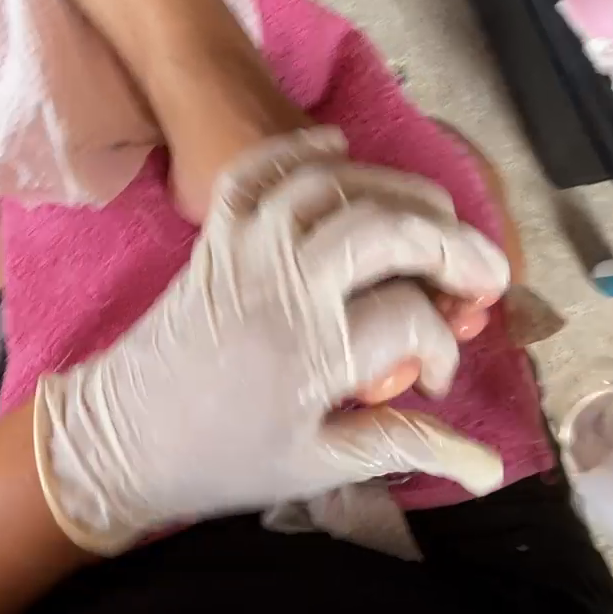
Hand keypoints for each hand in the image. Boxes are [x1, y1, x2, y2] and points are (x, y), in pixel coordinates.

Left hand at [34, 128, 510, 553]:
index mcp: (312, 352)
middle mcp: (282, 285)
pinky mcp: (214, 236)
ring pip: (329, 188)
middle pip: (385, 230)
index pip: (413, 319)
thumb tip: (489, 467)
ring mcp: (243, 249)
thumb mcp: (317, 465)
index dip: (443, 344)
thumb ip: (403, 446)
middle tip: (482, 270)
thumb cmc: (223, 458)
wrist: (123, 437)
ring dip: (394, 189)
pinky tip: (339, 147)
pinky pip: (254, 173)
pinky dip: (296, 150)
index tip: (437, 376)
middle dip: (449, 243)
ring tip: (435, 214)